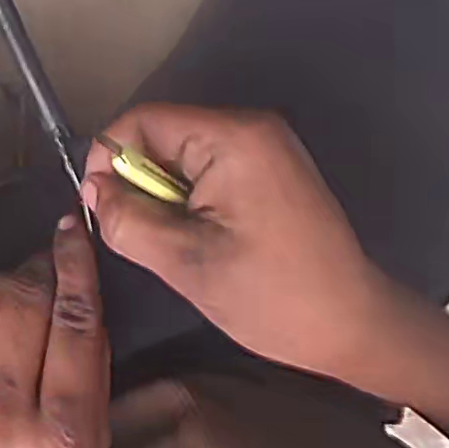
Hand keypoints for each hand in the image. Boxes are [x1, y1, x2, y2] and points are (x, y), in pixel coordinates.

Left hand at [0, 215, 109, 447]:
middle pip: (31, 300)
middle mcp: (2, 407)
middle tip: (60, 251)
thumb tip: (87, 302)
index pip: (74, 328)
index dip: (78, 268)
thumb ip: (95, 380)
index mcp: (58, 440)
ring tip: (35, 279)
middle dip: (48, 263)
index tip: (78, 232)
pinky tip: (2, 294)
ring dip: (20, 272)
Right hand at [85, 103, 419, 380]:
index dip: (108, 157)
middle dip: (138, 180)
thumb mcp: (184, 262)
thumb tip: (91, 188)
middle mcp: (249, 126)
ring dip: (161, 191)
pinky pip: (202, 163)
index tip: (100, 204)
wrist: (357, 327)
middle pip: (159, 132)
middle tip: (140, 231)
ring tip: (174, 238)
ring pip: (177, 151)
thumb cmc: (274, 297)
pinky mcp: (267, 164)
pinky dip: (185, 194)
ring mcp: (262, 143)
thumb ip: (125, 219)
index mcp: (232, 138)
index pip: (141, 120)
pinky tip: (198, 232)